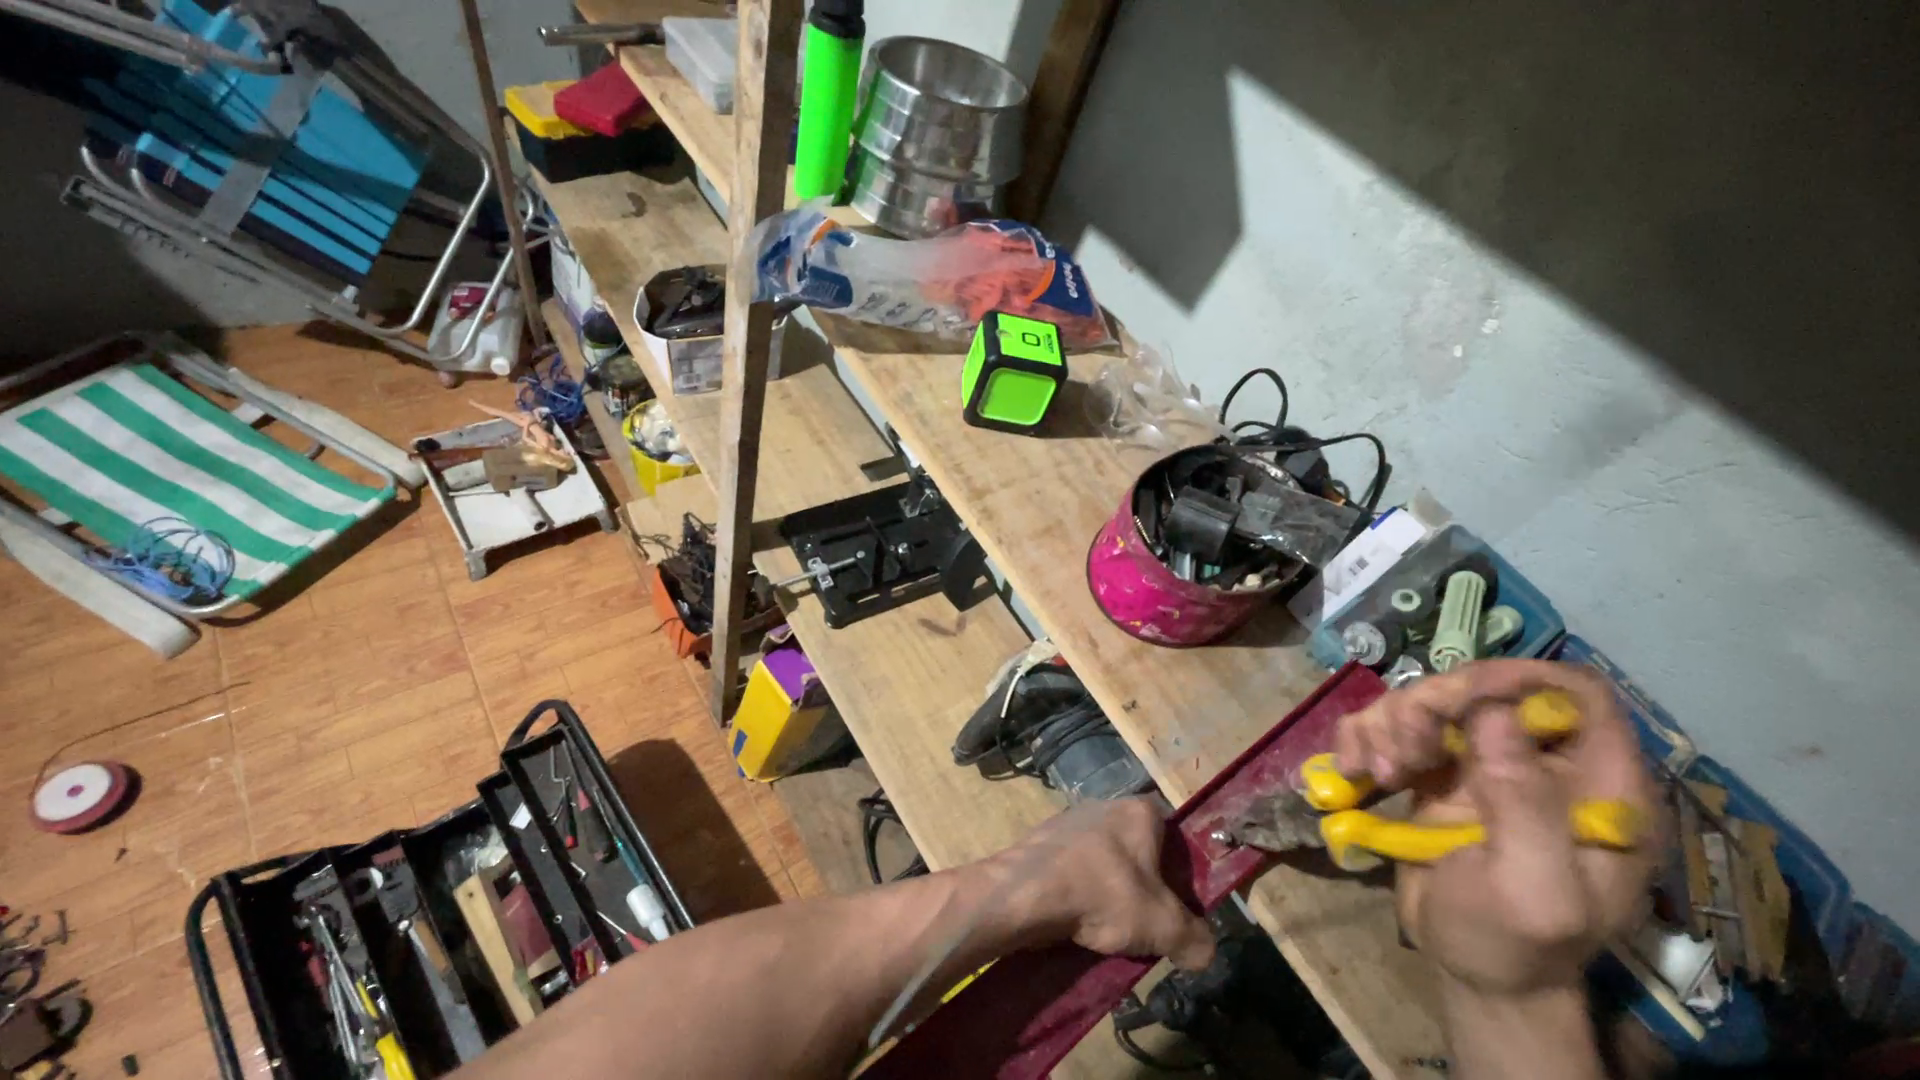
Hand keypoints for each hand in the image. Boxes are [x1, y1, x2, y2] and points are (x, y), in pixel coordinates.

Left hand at [992, 797, 1215, 970]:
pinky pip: (1074, 869)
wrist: (1026, 893)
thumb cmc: (1103, 895)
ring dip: (1109, 893)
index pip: (1176, 840)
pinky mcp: (1043, 841)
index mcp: (1141, 811)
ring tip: (1107, 930)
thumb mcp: (1164, 926)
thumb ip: (1195, 939)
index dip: (1181, 878)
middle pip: (1139, 852)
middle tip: (1143, 926)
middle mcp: (1106, 805)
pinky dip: (1079, 893)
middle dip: (1143, 889)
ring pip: (1105, 862)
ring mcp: (1070, 820)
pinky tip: (1076, 920)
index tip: (1176, 910)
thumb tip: (1203, 952)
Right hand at [1336, 659, 1657, 994]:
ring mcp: (1481, 761)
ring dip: (1390, 723)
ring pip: (1428, 699)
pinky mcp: (1432, 770)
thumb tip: (1495, 713)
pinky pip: (1388, 725)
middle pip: (1484, 686)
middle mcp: (1539, 759)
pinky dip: (1361, 738)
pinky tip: (1355, 772)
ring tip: (1379, 774)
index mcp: (1595, 784)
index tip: (1462, 698)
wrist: (1473, 971)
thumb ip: (1526, 805)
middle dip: (1432, 706)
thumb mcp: (1535, 891)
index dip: (1520, 679)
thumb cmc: (1517, 943)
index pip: (1574, 693)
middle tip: (1403, 751)